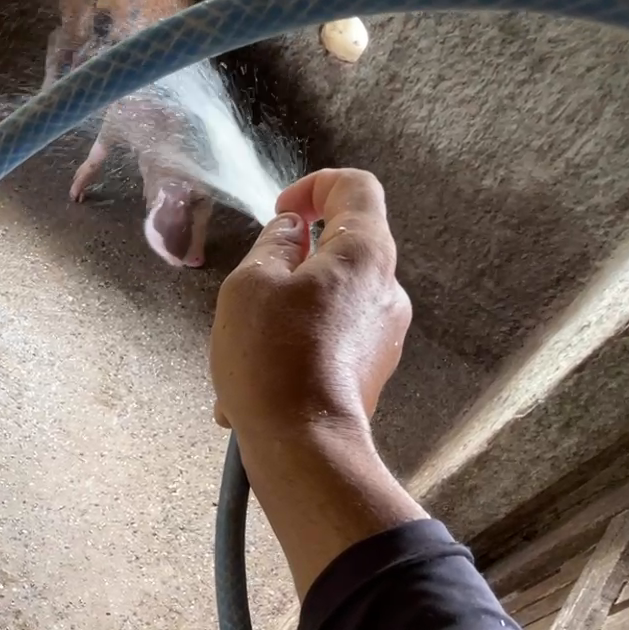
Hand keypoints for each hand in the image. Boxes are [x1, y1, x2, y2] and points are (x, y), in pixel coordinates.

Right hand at [209, 168, 412, 440]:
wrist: (301, 443)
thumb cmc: (270, 357)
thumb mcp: (249, 286)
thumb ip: (271, 246)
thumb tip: (288, 234)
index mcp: (364, 252)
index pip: (354, 186)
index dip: (314, 186)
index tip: (281, 213)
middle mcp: (387, 288)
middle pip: (339, 252)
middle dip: (289, 267)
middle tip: (250, 298)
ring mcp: (385, 335)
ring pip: (328, 303)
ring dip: (283, 318)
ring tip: (242, 359)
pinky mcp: (373, 373)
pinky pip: (329, 344)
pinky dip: (294, 352)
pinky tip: (257, 385)